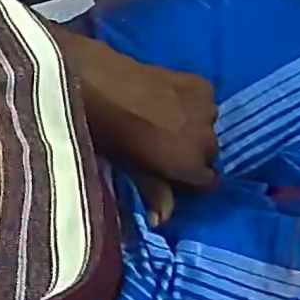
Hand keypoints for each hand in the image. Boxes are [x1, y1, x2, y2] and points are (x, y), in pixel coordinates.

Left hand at [54, 30, 217, 223]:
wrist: (91, 78)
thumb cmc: (99, 127)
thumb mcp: (121, 162)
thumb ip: (150, 189)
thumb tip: (162, 221)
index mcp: (188, 162)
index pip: (207, 184)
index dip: (185, 182)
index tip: (164, 176)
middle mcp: (207, 138)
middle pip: (207, 156)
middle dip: (187, 157)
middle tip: (153, 149)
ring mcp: (208, 109)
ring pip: (206, 130)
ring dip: (188, 130)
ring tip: (153, 123)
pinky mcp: (202, 83)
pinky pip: (203, 104)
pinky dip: (188, 106)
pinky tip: (160, 101)